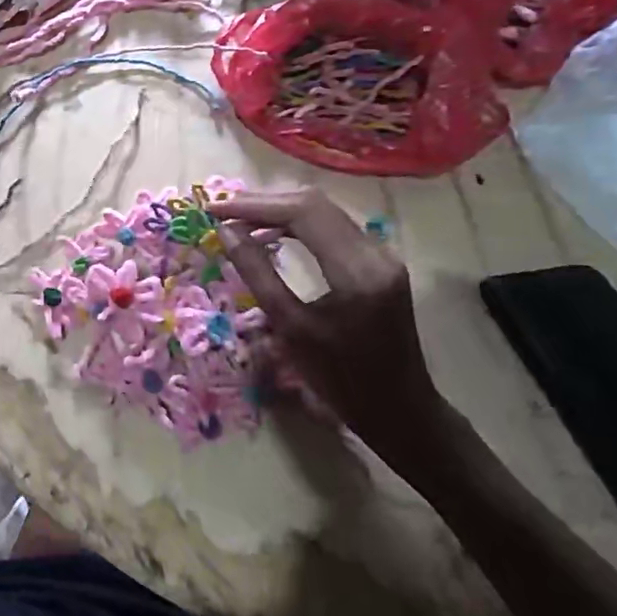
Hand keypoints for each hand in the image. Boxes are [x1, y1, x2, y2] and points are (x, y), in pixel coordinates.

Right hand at [209, 189, 443, 455]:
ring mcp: (381, 255)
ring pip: (323, 211)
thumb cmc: (341, 380)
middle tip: (223, 213)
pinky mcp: (379, 262)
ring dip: (279, 211)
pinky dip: (297, 224)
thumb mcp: (291, 328)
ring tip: (240, 222)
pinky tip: (272, 235)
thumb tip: (226, 232)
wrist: (401, 412)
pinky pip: (332, 226)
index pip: (302, 213)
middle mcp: (375, 252)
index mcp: (357, 271)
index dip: (254, 206)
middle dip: (264, 203)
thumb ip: (257, 273)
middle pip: (314, 204)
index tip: (215, 211)